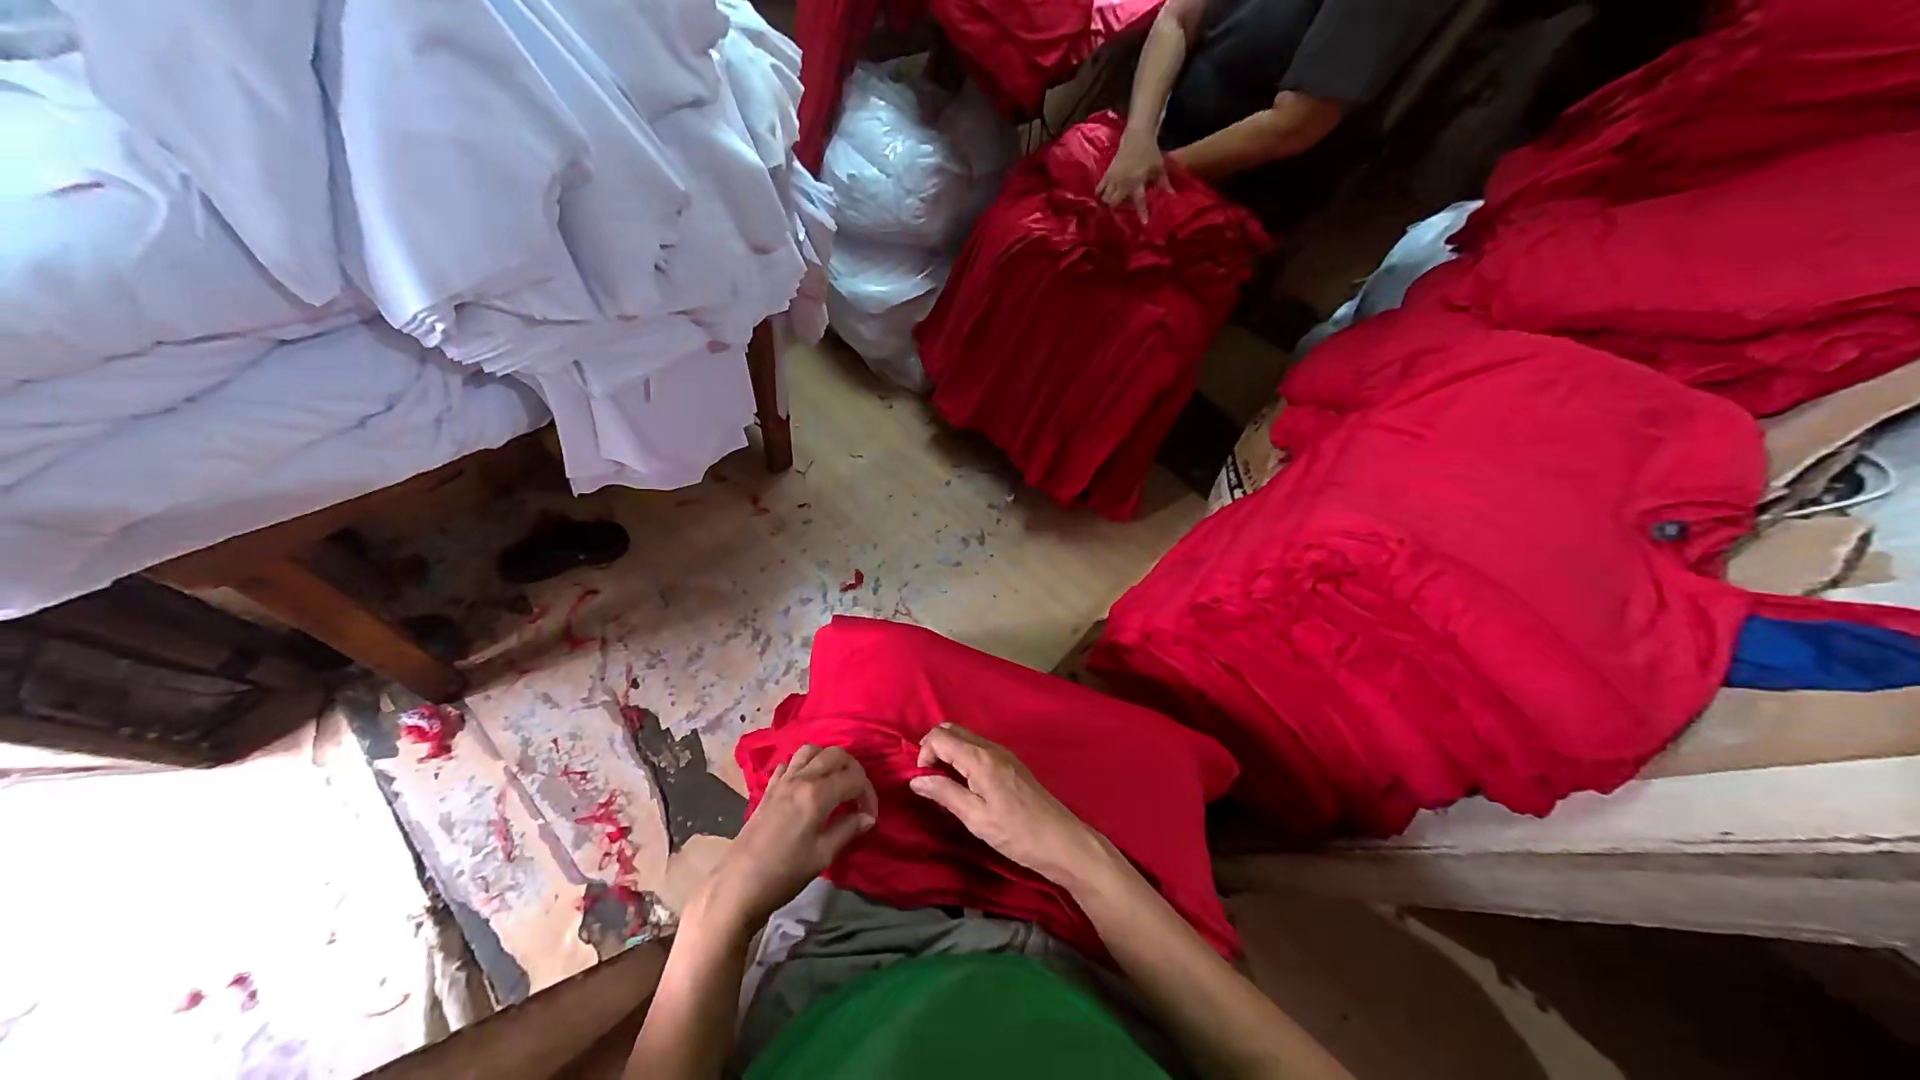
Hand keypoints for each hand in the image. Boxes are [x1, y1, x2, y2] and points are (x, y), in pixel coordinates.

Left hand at [698, 744, 876, 927]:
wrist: (738, 886)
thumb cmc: (784, 874)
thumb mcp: (822, 855)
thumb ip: (847, 830)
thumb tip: (867, 817)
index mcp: (817, 794)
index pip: (854, 778)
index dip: (868, 794)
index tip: (869, 816)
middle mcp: (800, 779)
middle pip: (835, 754)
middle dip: (853, 770)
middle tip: (857, 795)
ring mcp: (781, 782)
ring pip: (811, 751)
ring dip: (828, 760)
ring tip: (835, 783)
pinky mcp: (768, 790)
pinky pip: (789, 764)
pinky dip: (804, 766)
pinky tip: (807, 786)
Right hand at [908, 723, 1111, 887]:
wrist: (1061, 840)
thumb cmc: (1016, 833)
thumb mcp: (976, 818)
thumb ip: (945, 794)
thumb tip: (916, 779)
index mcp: (980, 758)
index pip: (939, 736)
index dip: (924, 753)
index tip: (924, 780)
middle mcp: (991, 748)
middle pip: (952, 730)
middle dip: (934, 748)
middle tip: (930, 779)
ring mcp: (1004, 754)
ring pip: (966, 738)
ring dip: (949, 752)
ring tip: (945, 784)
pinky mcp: (1012, 764)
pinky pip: (979, 748)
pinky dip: (964, 757)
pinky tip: (966, 784)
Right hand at [1096, 127, 1171, 219]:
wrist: (1137, 136)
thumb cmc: (1150, 152)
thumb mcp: (1159, 167)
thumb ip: (1163, 183)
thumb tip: (1171, 196)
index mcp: (1137, 182)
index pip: (1139, 202)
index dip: (1142, 213)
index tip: (1144, 224)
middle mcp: (1123, 183)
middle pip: (1114, 202)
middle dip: (1117, 209)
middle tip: (1120, 211)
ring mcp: (1113, 178)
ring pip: (1105, 197)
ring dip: (1108, 202)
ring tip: (1111, 205)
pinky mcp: (1107, 173)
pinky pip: (1099, 188)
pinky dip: (1099, 194)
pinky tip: (1100, 197)